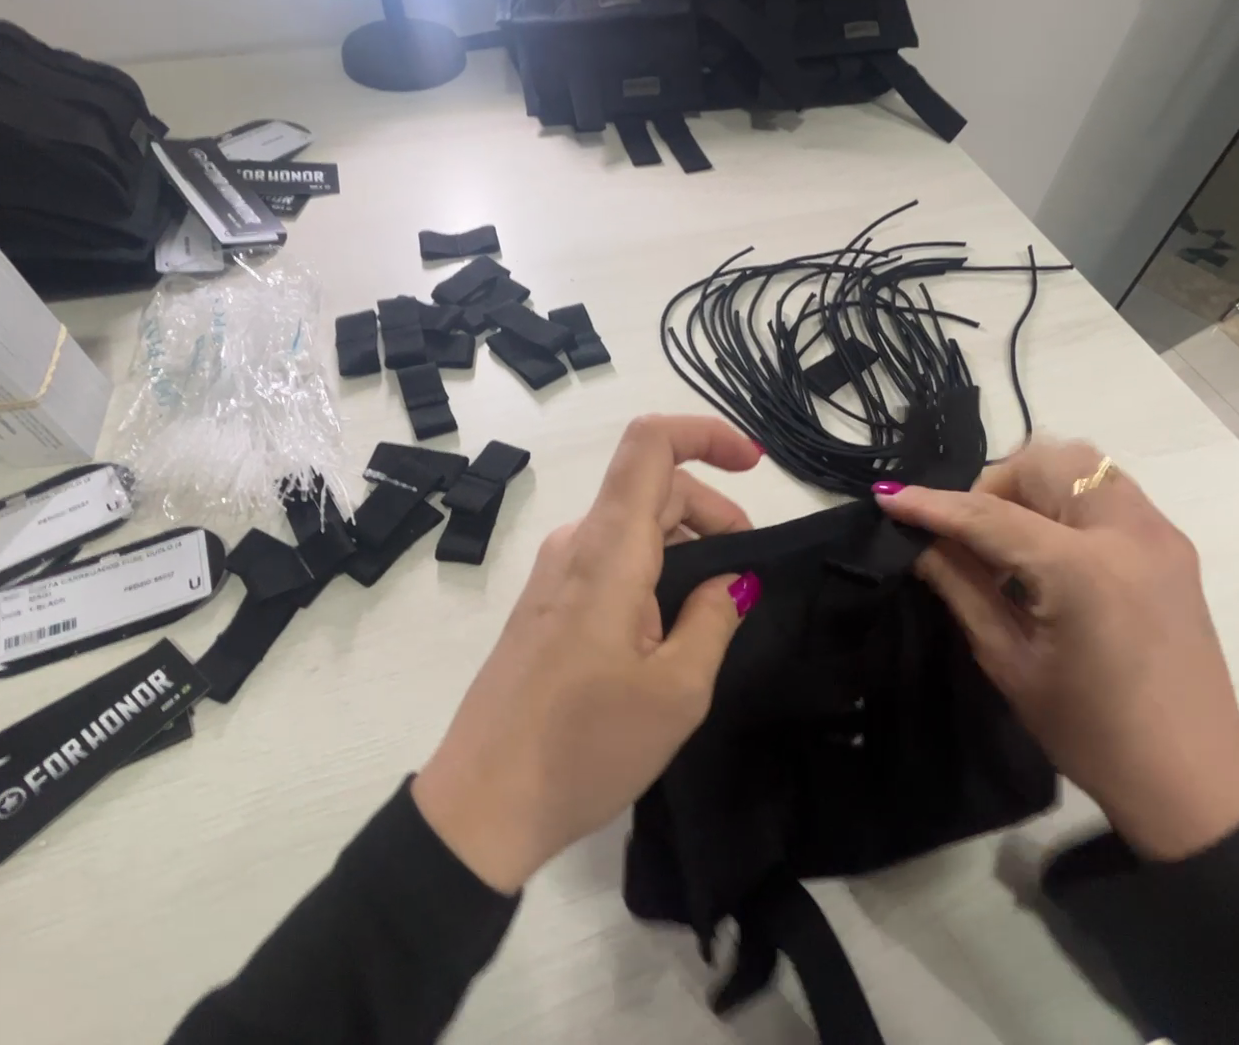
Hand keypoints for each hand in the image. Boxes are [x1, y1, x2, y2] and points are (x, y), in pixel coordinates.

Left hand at [413, 416, 764, 892]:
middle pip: (651, 488)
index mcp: (608, 553)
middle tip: (747, 575)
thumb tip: (731, 579)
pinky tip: (670, 629)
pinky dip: (654, 572)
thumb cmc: (586, 747)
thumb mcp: (677, 691)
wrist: (483, 804)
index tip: (754, 466)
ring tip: (714, 612)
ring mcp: (554, 577)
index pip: (649, 446)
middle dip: (712, 512)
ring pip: (632, 528)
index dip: (707, 434)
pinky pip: (609, 563)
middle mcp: (575, 547)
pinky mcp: (545, 608)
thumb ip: (713, 619)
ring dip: (685, 547)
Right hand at [874, 440, 1238, 860]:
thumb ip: (961, 588)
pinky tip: (1049, 550)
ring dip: (1034, 485)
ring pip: (1084, 465)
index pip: (991, 516)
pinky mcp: (1173, 545)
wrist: (1191, 772)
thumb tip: (918, 543)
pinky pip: (1108, 491)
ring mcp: (1160, 534)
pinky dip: (1066, 500)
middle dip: (994, 484)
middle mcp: (1129, 534)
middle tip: (969, 535)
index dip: (932, 506)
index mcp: (1083, 572)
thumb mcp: (1009, 661)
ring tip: (1009, 538)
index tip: (888, 499)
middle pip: (1047, 462)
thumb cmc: (1088, 732)